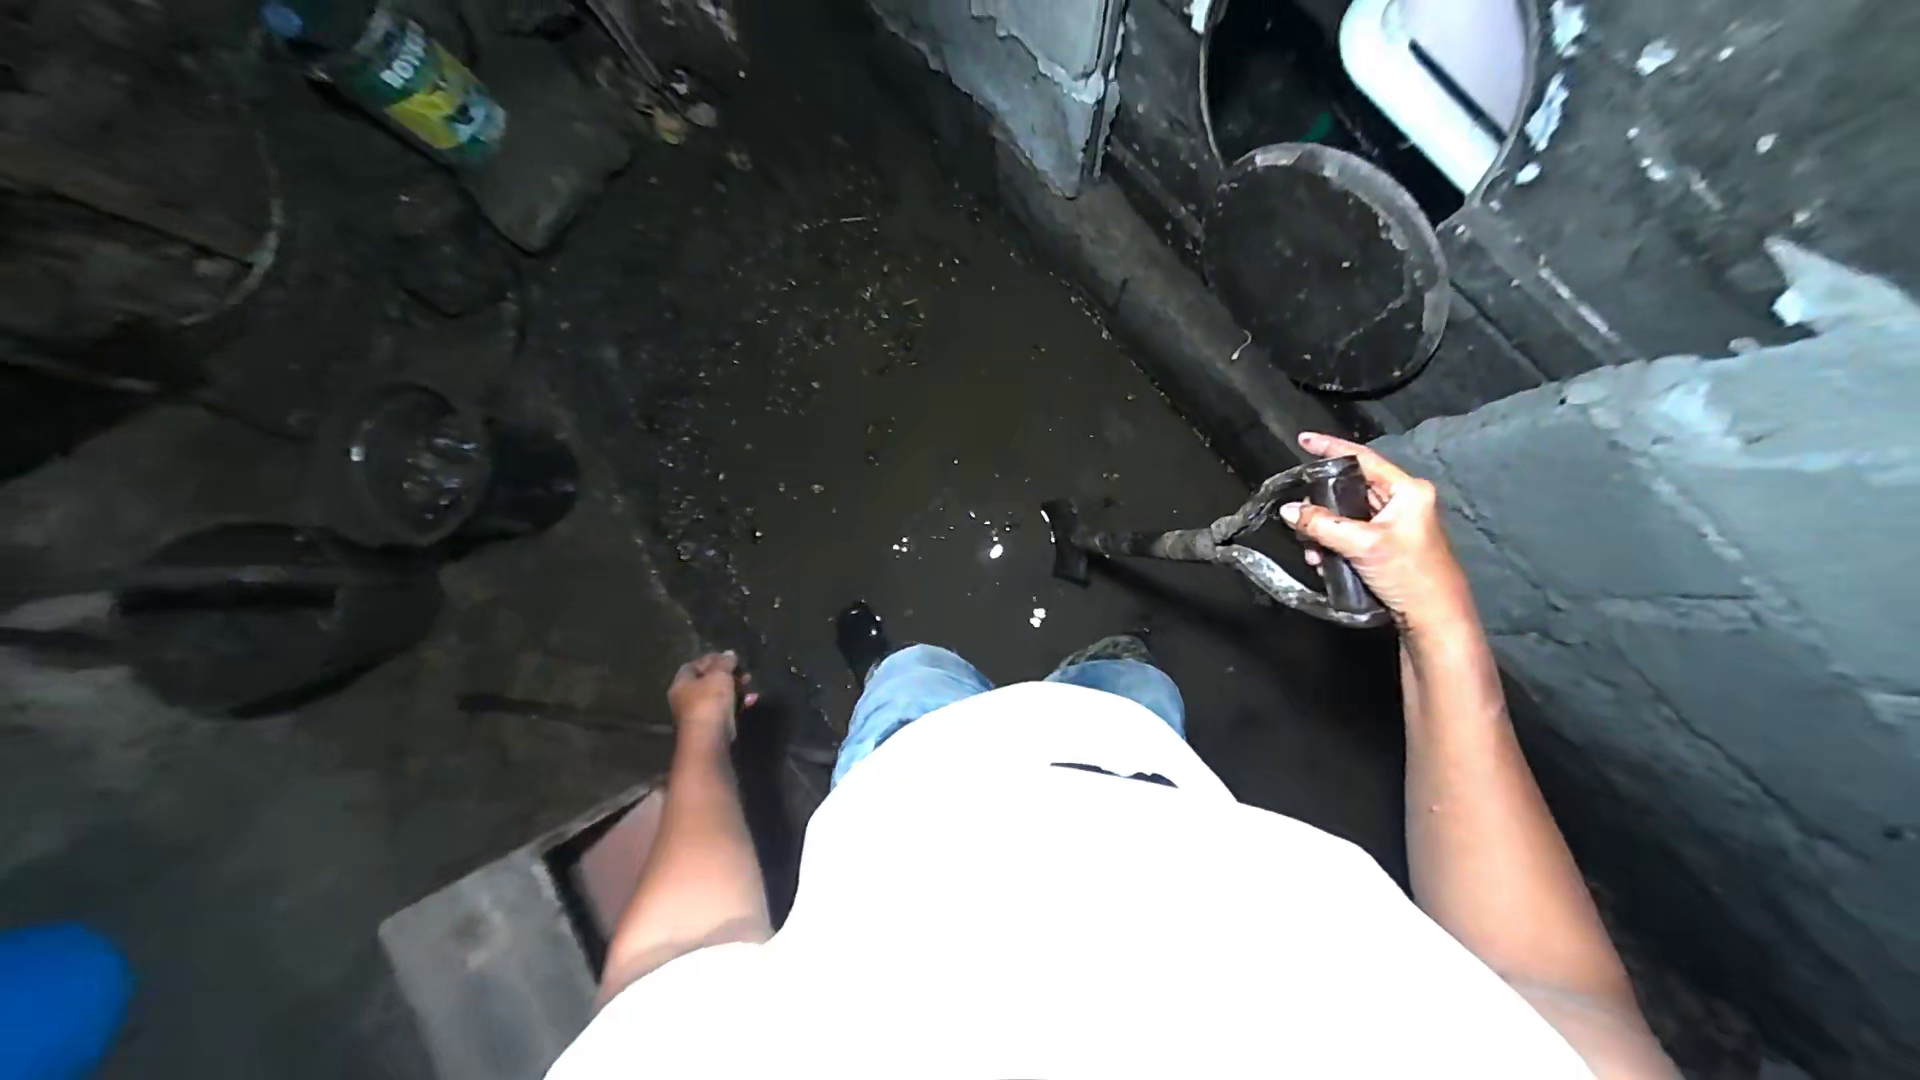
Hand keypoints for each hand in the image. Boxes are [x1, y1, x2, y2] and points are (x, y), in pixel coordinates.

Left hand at [667, 651, 756, 741]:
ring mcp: (700, 713)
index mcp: (681, 684)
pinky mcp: (714, 725)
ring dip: (736, 687)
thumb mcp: (718, 674)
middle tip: (742, 669)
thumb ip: (725, 662)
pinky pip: (727, 709)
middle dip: (726, 674)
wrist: (709, 737)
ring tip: (750, 681)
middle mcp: (687, 699)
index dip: (709, 659)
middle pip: (707, 681)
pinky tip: (752, 698)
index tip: (727, 657)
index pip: (692, 666)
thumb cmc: (708, 700)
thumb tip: (729, 653)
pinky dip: (739, 702)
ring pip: (719, 695)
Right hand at [1280, 432, 1473, 632]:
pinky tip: (1322, 560)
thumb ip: (1322, 524)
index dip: (1331, 448)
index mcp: (1407, 491)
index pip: (1363, 459)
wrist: (1433, 619)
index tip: (1303, 440)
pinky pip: (1347, 534)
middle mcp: (1402, 502)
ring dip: (1322, 530)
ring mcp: (1393, 524)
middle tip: (1297, 516)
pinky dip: (1330, 544)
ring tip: (1312, 550)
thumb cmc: (1410, 575)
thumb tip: (1288, 510)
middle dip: (1319, 505)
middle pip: (1349, 488)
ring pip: (1344, 514)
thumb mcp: (1362, 545)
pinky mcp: (1384, 545)